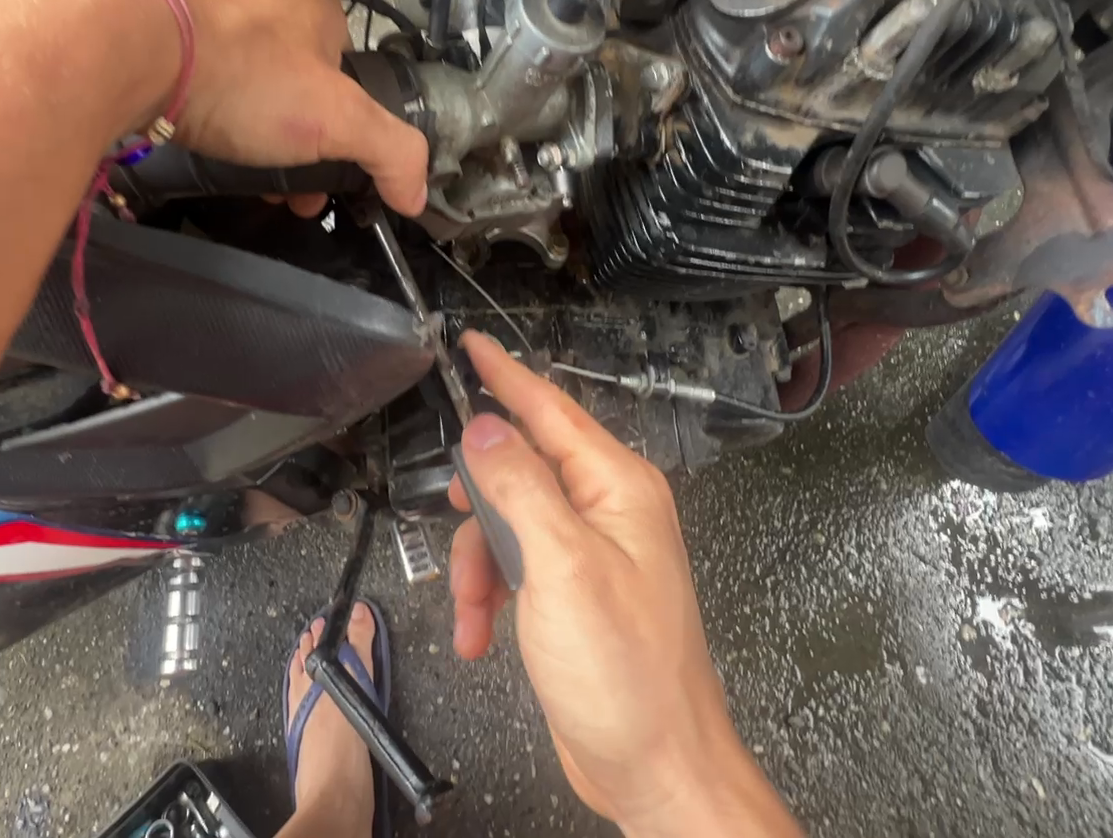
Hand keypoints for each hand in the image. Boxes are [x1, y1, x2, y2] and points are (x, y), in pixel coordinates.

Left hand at [139, 0, 426, 215]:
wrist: (119, 38)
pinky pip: (192, 68)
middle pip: (295, 82)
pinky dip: (201, 106)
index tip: (325, 179)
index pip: (347, 74)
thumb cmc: (243, 73)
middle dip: (295, 142)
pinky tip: (190, 132)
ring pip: (244, 78)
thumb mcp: (339, 120)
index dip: (342, 134)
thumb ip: (392, 153)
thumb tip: (418, 195)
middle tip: (282, 188)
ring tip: (237, 171)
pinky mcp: (149, 12)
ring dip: (249, 131)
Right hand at [448, 332, 800, 836]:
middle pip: (519, 468)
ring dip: (479, 566)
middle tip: (458, 521)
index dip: (505, 375)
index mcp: (616, 485)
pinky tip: (482, 633)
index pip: (551, 408)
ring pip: (507, 522)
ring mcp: (588, 549)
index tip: (471, 346)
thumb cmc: (626, 671)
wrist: (654, 765)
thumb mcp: (562, 565)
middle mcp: (605, 508)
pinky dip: (490, 594)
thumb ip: (520, 487)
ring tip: (474, 615)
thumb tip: (484, 429)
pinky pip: (515, 565)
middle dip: (479, 504)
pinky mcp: (571, 587)